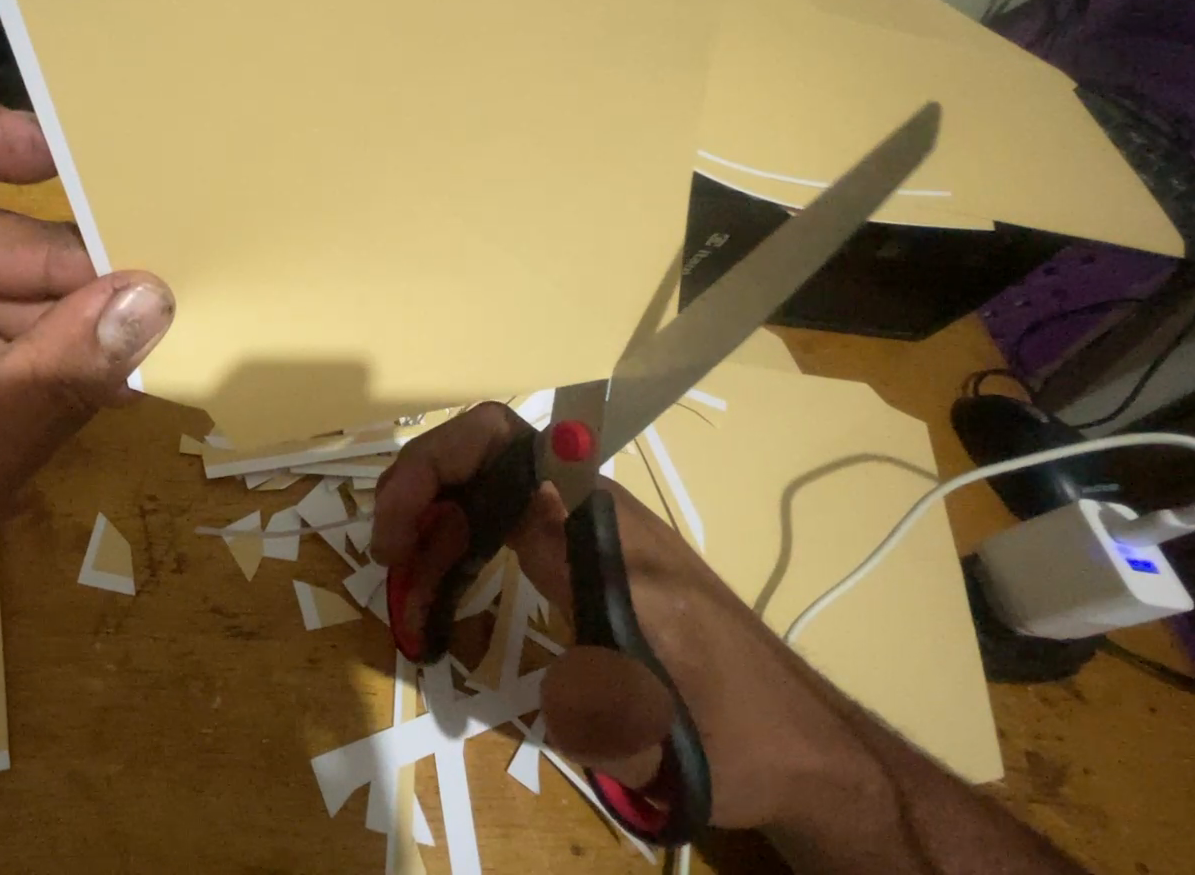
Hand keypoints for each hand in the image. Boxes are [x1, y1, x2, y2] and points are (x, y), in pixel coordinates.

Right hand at [370, 403, 879, 830]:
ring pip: (482, 490)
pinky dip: (458, 546)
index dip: (430, 465)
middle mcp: (584, 509)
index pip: (498, 442)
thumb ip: (582, 628)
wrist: (805, 752)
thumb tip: (535, 523)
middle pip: (475, 458)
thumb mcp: (648, 710)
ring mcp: (583, 529)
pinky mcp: (583, 555)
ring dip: (431, 528)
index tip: (395, 533)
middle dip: (414, 497)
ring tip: (409, 592)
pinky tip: (443, 591)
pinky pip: (501, 522)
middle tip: (388, 565)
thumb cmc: (730, 735)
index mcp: (595, 526)